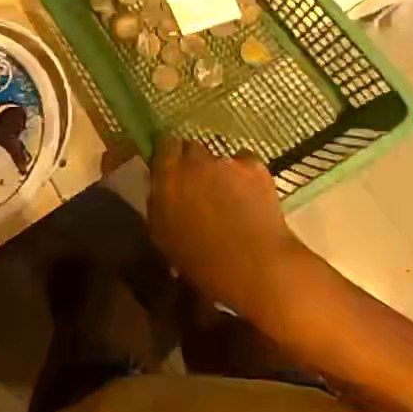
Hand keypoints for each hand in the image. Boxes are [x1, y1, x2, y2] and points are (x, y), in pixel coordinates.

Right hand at [146, 138, 303, 316]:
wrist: (251, 265)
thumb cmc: (199, 260)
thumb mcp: (161, 235)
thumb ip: (157, 202)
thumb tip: (160, 189)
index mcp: (167, 175)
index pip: (164, 145)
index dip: (169, 156)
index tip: (172, 171)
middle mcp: (195, 160)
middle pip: (192, 148)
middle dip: (194, 163)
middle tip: (199, 187)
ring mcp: (226, 161)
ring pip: (220, 158)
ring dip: (220, 172)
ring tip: (229, 197)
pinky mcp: (255, 166)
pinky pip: (245, 163)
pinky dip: (245, 176)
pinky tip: (250, 197)